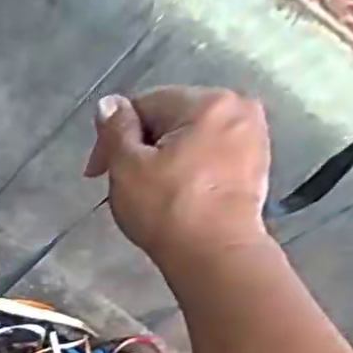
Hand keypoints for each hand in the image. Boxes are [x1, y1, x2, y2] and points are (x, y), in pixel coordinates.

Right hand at [84, 87, 272, 267]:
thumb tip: (108, 104)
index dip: (113, 135)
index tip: (95, 173)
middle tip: (118, 183)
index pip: (146, 104)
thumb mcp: (128, 169)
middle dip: (141, 145)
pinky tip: (176, 194)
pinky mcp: (257, 162)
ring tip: (147, 190)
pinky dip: (189, 168)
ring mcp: (253, 134)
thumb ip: (116, 132)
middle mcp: (238, 106)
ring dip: (164, 156)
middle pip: (173, 117)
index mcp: (206, 102)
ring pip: (193, 136)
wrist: (213, 250)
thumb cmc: (165, 208)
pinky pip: (212, 154)